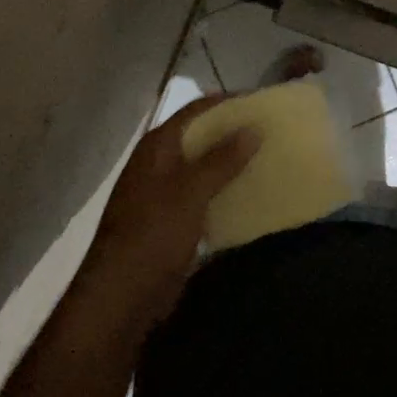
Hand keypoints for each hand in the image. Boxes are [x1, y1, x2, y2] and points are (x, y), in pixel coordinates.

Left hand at [80, 97, 258, 328]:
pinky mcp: (173, 221)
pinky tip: (252, 196)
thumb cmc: (152, 235)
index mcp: (157, 148)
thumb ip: (221, 160)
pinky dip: (226, 192)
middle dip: (234, 133)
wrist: (123, 294)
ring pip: (204, 168)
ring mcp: (164, 194)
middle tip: (274, 131)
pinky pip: (205, 197)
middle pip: (201, 137)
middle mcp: (159, 164)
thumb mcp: (190, 193)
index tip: (264, 102)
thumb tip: (253, 127)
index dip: (228, 103)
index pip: (196, 111)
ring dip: (233, 164)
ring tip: (270, 159)